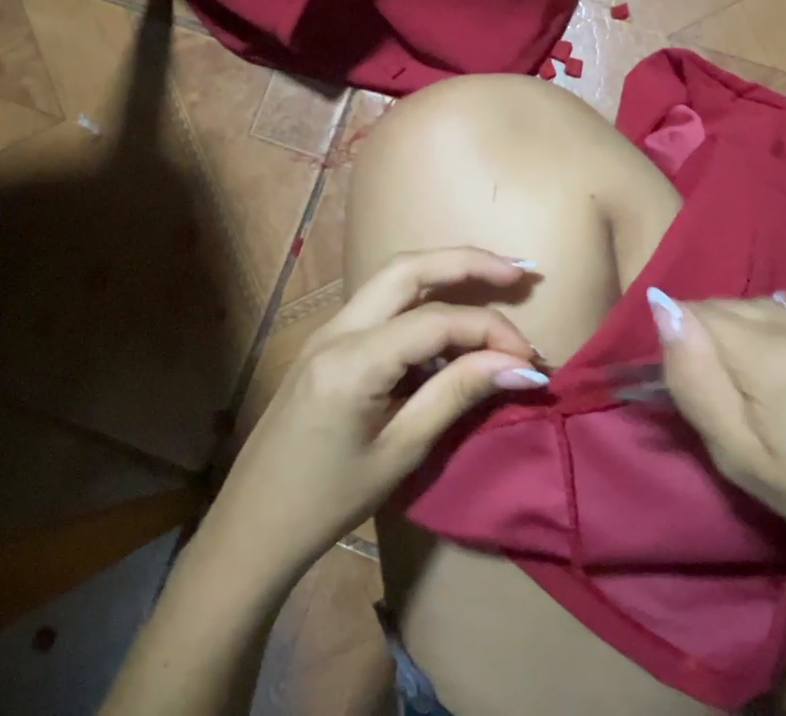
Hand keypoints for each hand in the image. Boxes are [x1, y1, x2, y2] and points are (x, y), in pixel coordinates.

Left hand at [206, 248, 547, 571]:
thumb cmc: (329, 499)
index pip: (438, 321)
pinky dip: (422, 302)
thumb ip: (457, 395)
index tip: (531, 361)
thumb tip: (521, 366)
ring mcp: (326, 333)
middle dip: (469, 262)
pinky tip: (451, 327)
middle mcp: (336, 330)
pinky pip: (380, 307)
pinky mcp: (326, 345)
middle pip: (409, 268)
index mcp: (353, 361)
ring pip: (392, 279)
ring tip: (496, 281)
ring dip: (445, 274)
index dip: (492, 332)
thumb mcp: (401, 451)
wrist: (254, 524)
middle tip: (521, 271)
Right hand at [651, 291, 785, 630]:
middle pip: (739, 305)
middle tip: (748, 397)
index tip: (708, 386)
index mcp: (772, 354)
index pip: (697, 311)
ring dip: (770, 335)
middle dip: (727, 338)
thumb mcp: (741, 460)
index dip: (690, 344)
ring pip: (782, 307)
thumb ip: (695, 381)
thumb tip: (663, 309)